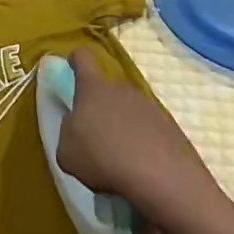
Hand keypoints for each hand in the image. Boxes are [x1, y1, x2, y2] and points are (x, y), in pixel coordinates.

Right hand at [55, 49, 211, 205]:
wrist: (158, 174)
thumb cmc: (101, 157)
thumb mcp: (66, 150)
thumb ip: (68, 130)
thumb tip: (77, 124)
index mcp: (93, 88)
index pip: (83, 58)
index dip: (75, 59)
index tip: (72, 65)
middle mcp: (121, 88)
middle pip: (106, 87)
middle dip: (99, 104)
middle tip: (93, 131)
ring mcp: (147, 103)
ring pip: (127, 107)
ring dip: (121, 122)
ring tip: (116, 152)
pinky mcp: (167, 122)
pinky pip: (146, 125)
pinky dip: (140, 137)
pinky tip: (137, 161)